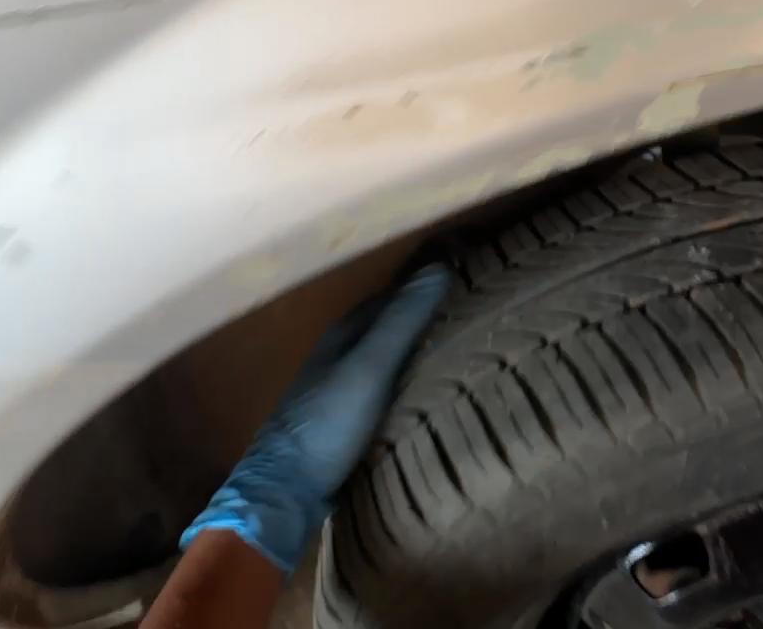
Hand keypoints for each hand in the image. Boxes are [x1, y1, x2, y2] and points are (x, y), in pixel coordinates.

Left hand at [181, 262, 450, 573]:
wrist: (284, 495)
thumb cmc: (328, 422)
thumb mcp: (371, 365)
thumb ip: (404, 319)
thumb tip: (441, 267)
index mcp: (345, 331)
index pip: (395, 293)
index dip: (428, 285)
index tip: (469, 280)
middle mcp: (342, 351)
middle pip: (394, 323)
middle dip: (430, 314)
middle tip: (478, 311)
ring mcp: (343, 385)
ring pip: (393, 353)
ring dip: (423, 346)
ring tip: (467, 344)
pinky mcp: (350, 416)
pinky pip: (392, 382)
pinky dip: (414, 374)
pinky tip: (436, 384)